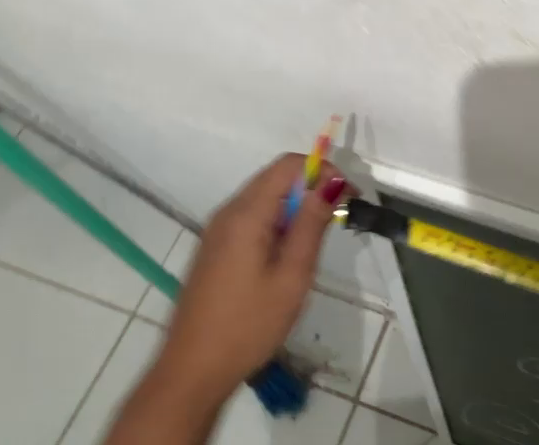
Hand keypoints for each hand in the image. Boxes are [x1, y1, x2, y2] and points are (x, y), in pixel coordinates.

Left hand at [156, 153, 348, 399]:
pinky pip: (251, 218)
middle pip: (275, 178)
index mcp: (246, 214)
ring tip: (313, 243)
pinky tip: (285, 258)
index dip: (322, 171)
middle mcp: (228, 213)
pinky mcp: (214, 250)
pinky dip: (276, 223)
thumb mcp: (292, 275)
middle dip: (311, 189)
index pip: (288, 165)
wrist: (191, 373)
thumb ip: (312, 223)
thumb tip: (332, 180)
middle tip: (336, 220)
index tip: (347, 197)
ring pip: (264, 198)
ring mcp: (216, 231)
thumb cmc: (248, 325)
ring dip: (294, 208)